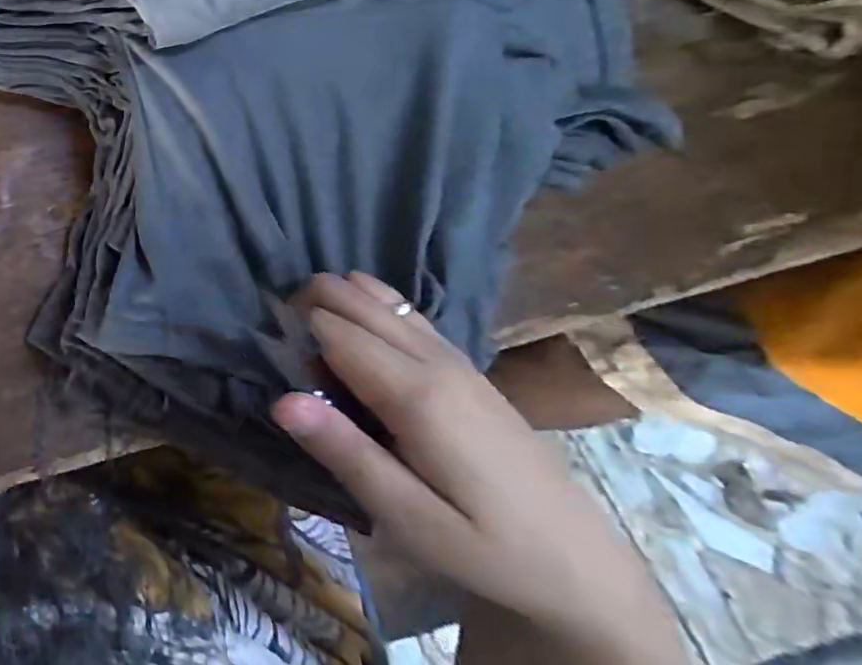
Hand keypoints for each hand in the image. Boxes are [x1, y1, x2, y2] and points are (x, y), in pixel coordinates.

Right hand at [271, 273, 683, 664]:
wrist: (583, 566)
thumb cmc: (487, 548)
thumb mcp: (409, 519)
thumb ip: (344, 453)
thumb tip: (281, 400)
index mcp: (416, 393)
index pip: (333, 327)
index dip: (295, 332)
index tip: (279, 359)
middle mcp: (434, 359)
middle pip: (354, 297)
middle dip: (309, 301)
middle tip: (288, 346)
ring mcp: (454, 357)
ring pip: (380, 296)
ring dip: (337, 298)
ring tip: (313, 337)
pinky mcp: (464, 365)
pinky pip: (405, 311)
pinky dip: (369, 304)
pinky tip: (357, 332)